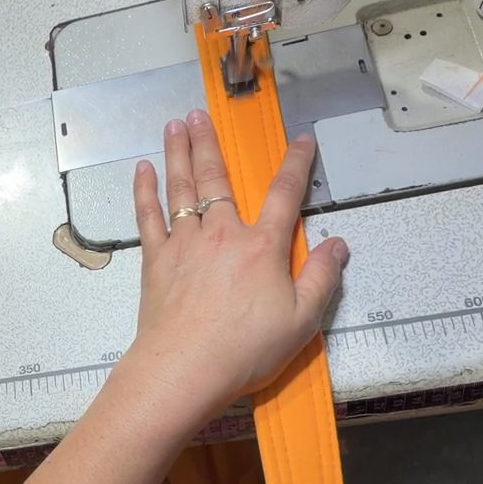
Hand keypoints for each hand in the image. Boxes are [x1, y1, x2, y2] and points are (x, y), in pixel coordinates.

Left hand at [124, 110, 347, 418]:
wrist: (185, 368)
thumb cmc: (244, 349)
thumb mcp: (302, 321)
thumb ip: (322, 279)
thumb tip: (339, 246)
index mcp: (262, 247)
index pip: (285, 195)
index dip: (297, 164)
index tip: (301, 140)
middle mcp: (221, 234)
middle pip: (217, 178)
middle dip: (210, 143)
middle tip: (201, 114)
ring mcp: (184, 243)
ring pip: (181, 188)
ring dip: (178, 153)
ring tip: (175, 125)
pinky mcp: (156, 260)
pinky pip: (148, 216)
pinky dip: (145, 191)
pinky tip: (143, 170)